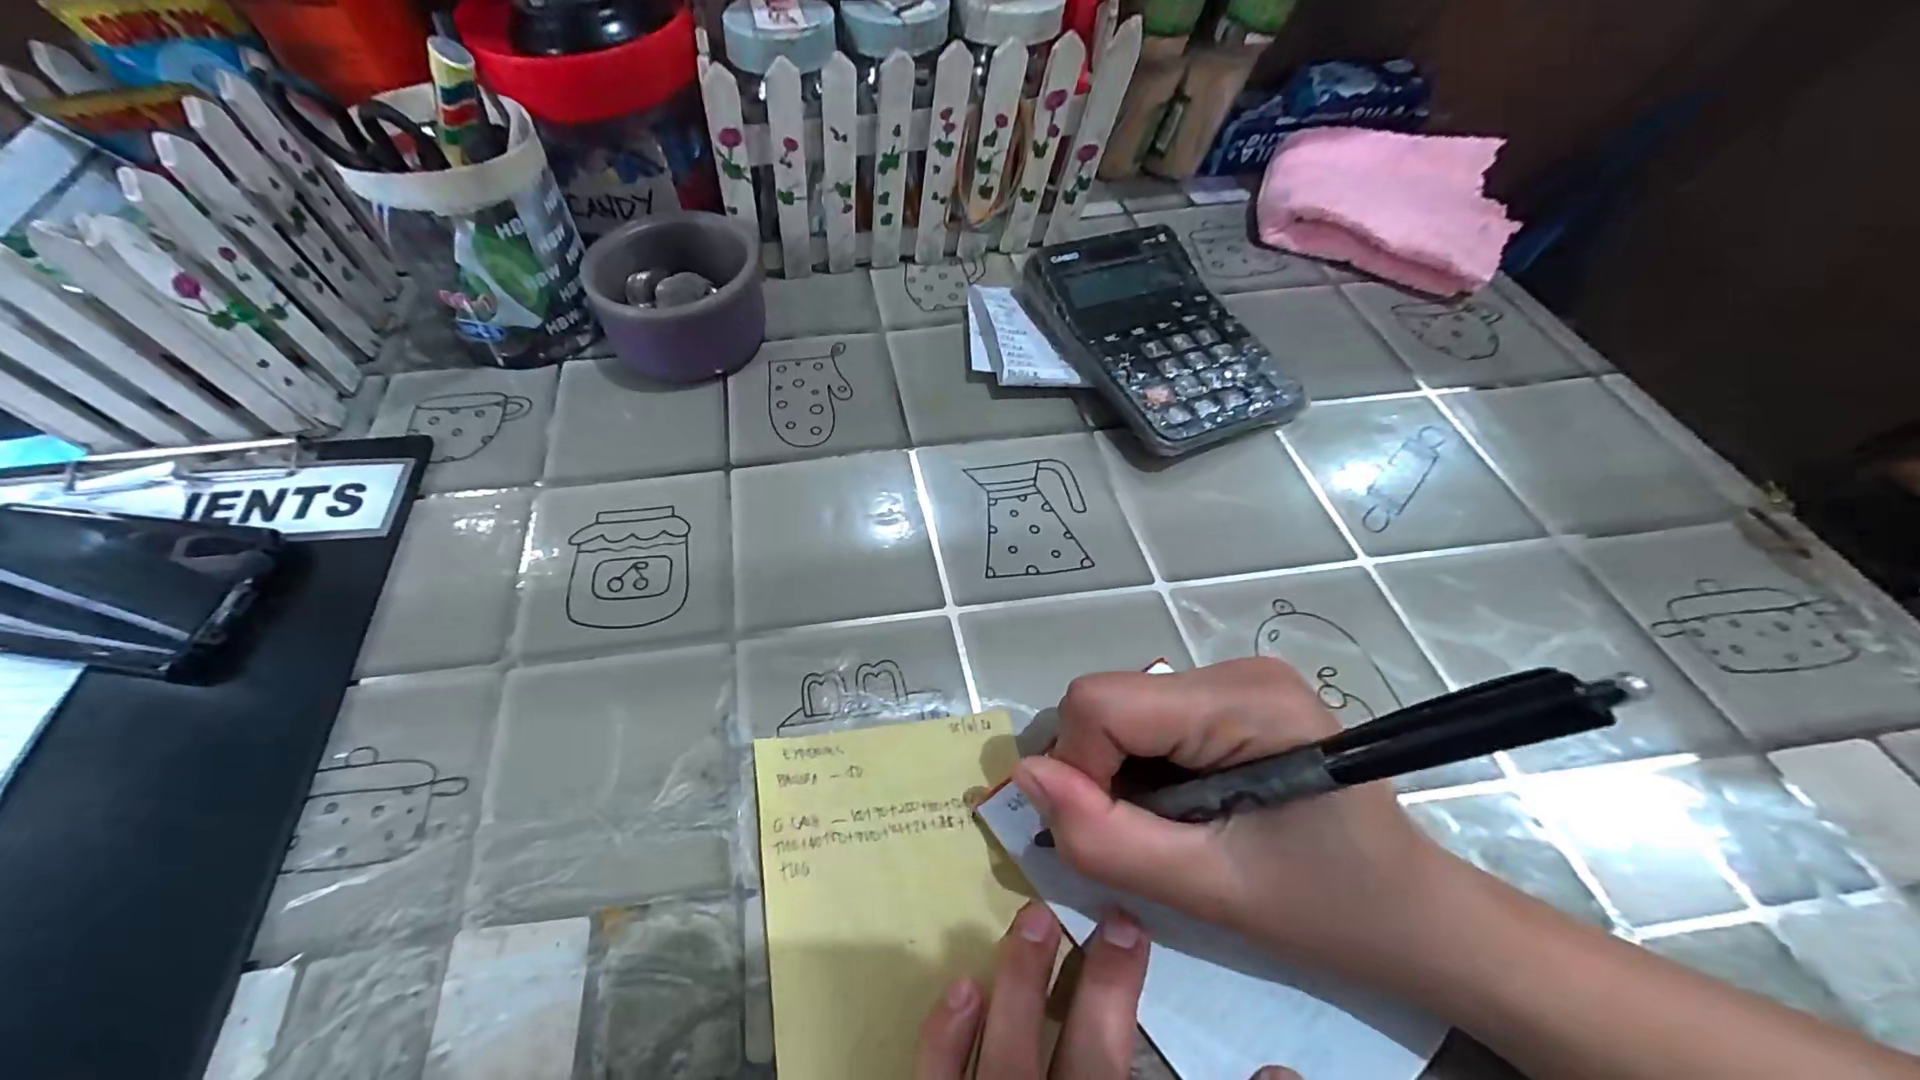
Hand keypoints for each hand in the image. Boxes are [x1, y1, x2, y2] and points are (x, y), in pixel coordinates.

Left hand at [916, 901, 1147, 1079]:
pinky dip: (944, 1036)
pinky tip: (960, 986)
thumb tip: (1115, 1004)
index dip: (1118, 986)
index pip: (1107, 1051)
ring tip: (1031, 921)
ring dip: (1016, 981)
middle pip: (1065, 1046)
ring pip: (1001, 1051)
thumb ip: (1110, 1060)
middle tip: (1061, 908)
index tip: (1126, 924)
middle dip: (1074, 977)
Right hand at [1011, 657, 1463, 985]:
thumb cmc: (1330, 912)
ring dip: (1118, 772)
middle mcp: (1235, 669)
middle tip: (1144, 838)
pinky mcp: (1231, 695)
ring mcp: (1235, 676)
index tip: (1109, 832)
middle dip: (1098, 772)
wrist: (1417, 914)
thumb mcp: (1207, 892)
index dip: (1079, 769)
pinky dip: (1139, 765)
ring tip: (1170, 827)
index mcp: (1244, 700)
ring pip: (1120, 708)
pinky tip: (1181, 805)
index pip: (1101, 702)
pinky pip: (1146, 716)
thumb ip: (1105, 838)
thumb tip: (1023, 777)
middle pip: (1108, 701)